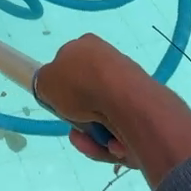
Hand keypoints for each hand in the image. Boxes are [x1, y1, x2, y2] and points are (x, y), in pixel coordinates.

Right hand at [34, 34, 146, 166]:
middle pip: (89, 95)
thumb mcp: (45, 82)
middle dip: (80, 118)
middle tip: (76, 131)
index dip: (64, 87)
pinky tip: (111, 145)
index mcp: (85, 45)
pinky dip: (114, 140)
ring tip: (91, 143)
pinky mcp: (145, 107)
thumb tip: (53, 89)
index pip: (71, 66)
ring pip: (105, 116)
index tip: (61, 104)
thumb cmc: (79, 84)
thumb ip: (46, 85)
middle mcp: (108, 60)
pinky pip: (123, 128)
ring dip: (95, 134)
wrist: (123, 100)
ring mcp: (129, 83)